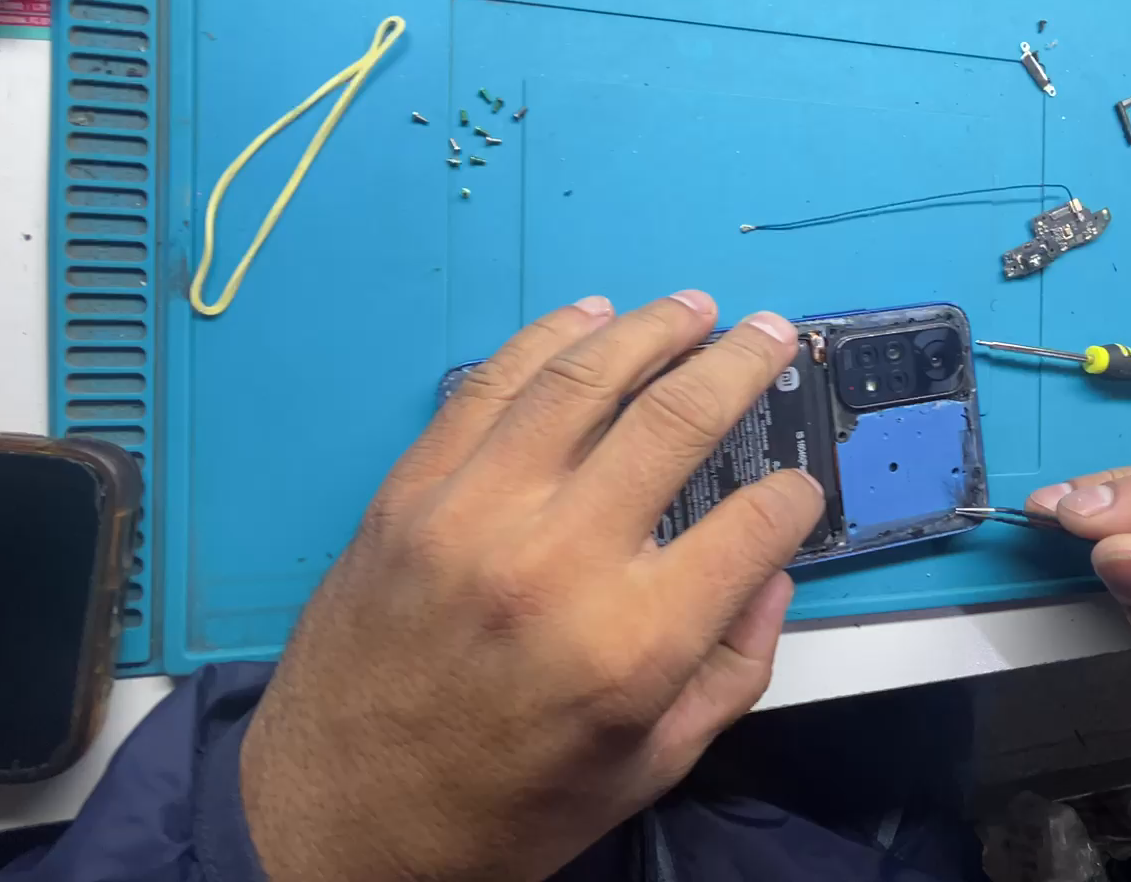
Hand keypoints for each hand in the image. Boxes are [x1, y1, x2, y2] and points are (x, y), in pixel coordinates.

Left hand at [240, 291, 824, 881]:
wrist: (331, 821)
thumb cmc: (506, 805)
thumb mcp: (648, 767)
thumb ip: (733, 669)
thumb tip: (772, 570)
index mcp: (632, 645)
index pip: (751, 531)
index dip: (793, 499)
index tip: (799, 487)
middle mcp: (557, 560)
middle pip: (673, 423)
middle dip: (739, 367)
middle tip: (770, 334)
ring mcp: (474, 511)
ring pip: (581, 381)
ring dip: (650, 329)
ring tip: (694, 307)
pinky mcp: (413, 489)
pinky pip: (490, 385)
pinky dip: (549, 337)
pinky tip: (592, 314)